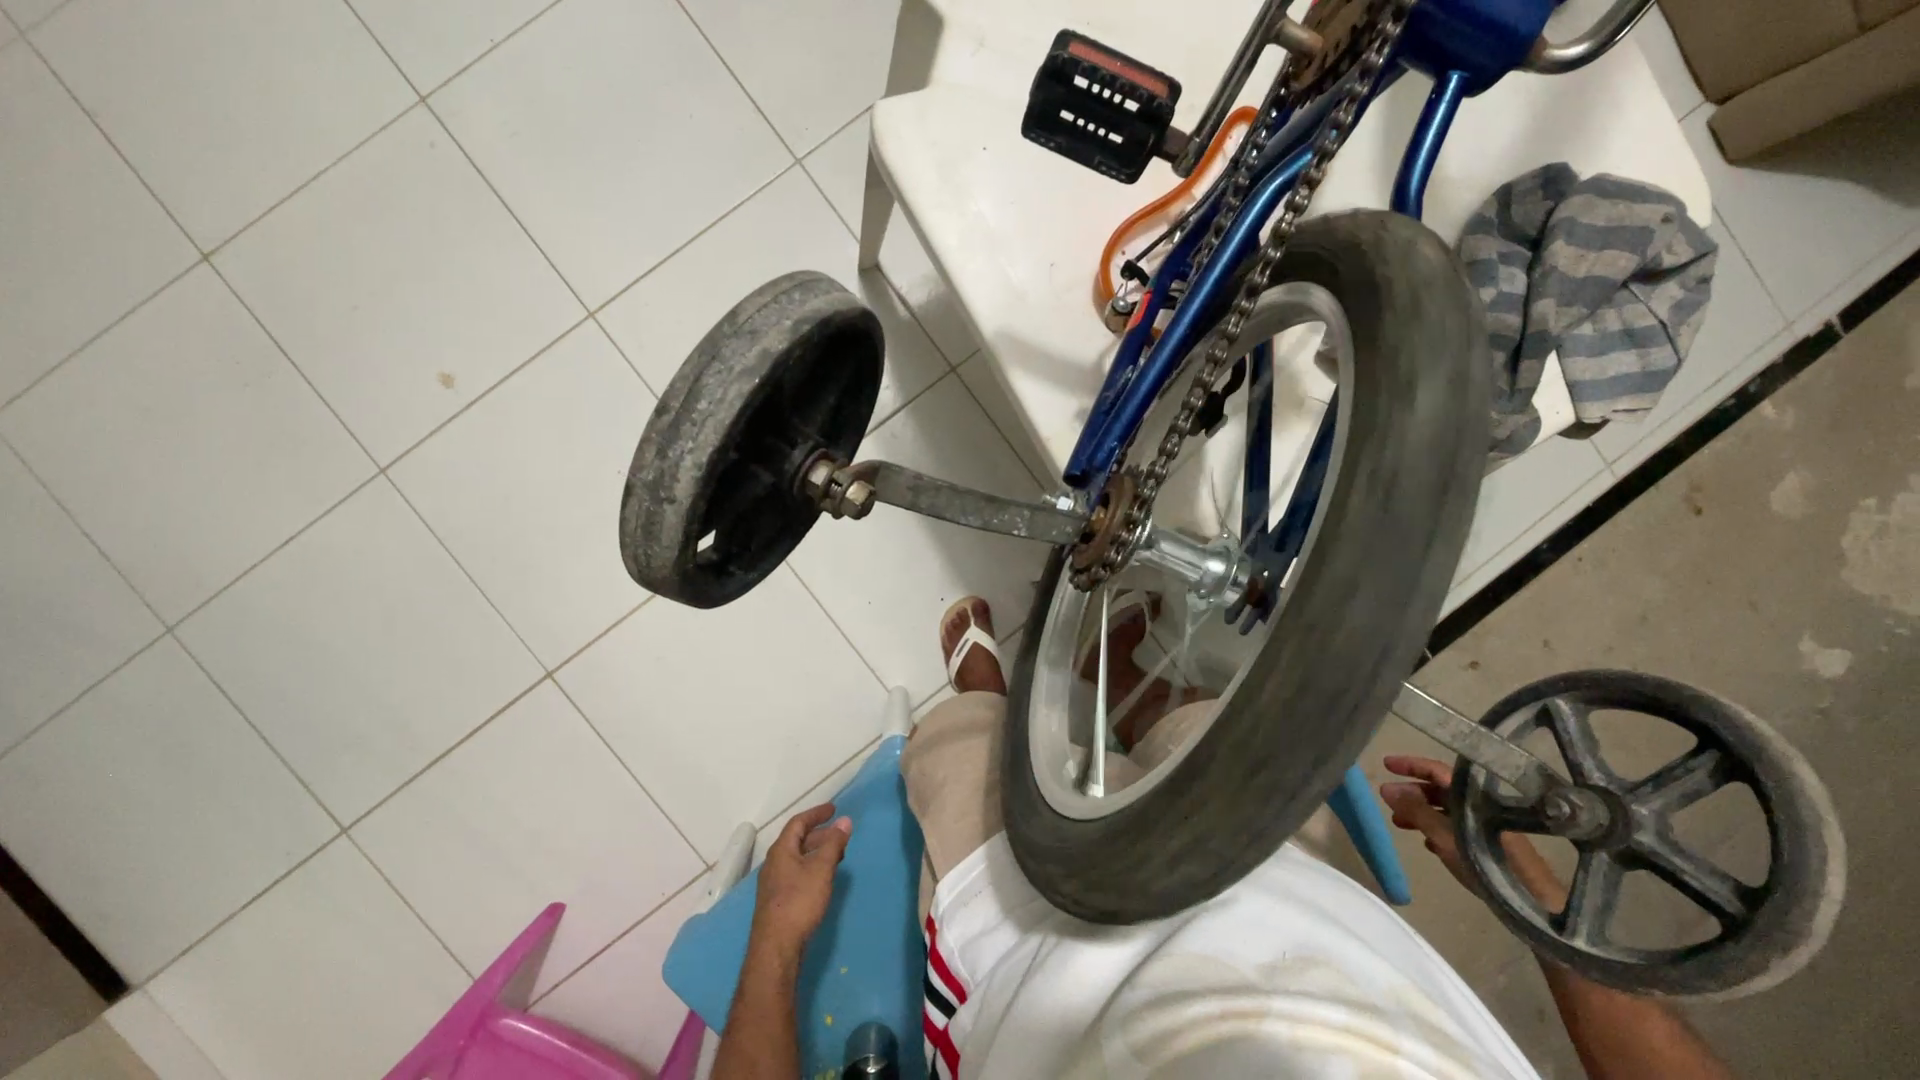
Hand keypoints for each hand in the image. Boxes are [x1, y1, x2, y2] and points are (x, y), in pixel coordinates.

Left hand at [749, 803, 851, 960]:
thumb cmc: (799, 901)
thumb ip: (833, 844)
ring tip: (837, 855)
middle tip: (839, 834)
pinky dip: (812, 867)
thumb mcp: (821, 869)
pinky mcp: (778, 900)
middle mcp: (774, 863)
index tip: (833, 809)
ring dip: (816, 852)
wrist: (776, 945)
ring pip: (797, 858)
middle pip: (796, 840)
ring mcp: (774, 883)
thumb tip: (845, 820)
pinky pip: (796, 873)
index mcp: (781, 851)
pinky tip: (823, 879)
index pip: (798, 823)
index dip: (816, 814)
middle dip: (819, 834)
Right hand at [1380, 755, 1566, 907]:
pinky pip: (1455, 828)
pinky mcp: (1487, 844)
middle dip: (1412, 794)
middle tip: (1388, 802)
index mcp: (1473, 797)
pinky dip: (1436, 829)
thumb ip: (1416, 811)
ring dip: (1420, 813)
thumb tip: (1386, 788)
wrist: (1530, 899)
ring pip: (1445, 810)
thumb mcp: (1444, 836)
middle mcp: (1479, 805)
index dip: (1411, 766)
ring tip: (1399, 824)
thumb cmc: (1486, 862)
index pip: (1438, 772)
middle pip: (1441, 791)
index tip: (1386, 765)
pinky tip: (1426, 843)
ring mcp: (1484, 825)